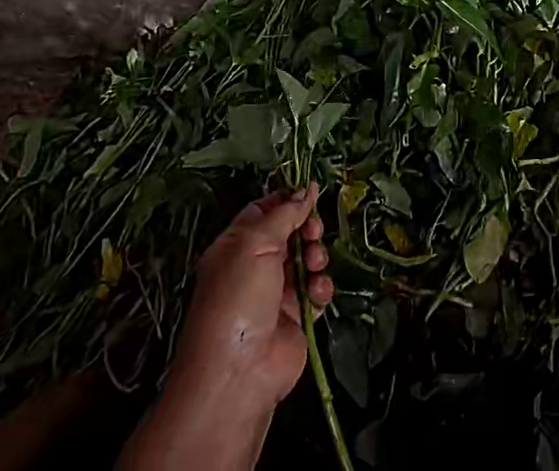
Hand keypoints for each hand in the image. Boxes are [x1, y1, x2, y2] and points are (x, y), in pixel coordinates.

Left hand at [171, 184, 334, 412]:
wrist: (239, 369)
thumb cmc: (239, 296)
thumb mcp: (256, 243)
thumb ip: (285, 214)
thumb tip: (306, 188)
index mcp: (237, 243)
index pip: (264, 210)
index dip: (286, 199)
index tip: (310, 192)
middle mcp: (256, 265)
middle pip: (291, 233)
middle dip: (307, 227)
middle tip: (314, 231)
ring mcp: (278, 291)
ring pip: (307, 259)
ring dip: (316, 256)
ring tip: (314, 263)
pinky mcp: (298, 316)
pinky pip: (317, 291)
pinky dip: (321, 287)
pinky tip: (316, 291)